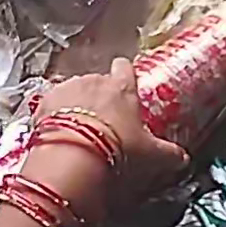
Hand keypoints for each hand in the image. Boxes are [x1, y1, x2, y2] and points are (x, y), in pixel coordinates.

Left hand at [29, 58, 187, 219]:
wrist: (72, 157)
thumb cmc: (118, 148)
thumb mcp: (150, 154)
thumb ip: (168, 154)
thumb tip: (184, 159)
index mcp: (122, 86)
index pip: (125, 67)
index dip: (124, 75)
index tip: (125, 86)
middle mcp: (94, 80)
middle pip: (97, 80)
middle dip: (98, 96)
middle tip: (103, 121)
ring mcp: (66, 89)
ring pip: (72, 91)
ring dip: (74, 105)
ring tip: (77, 130)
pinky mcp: (41, 103)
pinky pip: (49, 105)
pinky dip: (51, 116)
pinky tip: (56, 134)